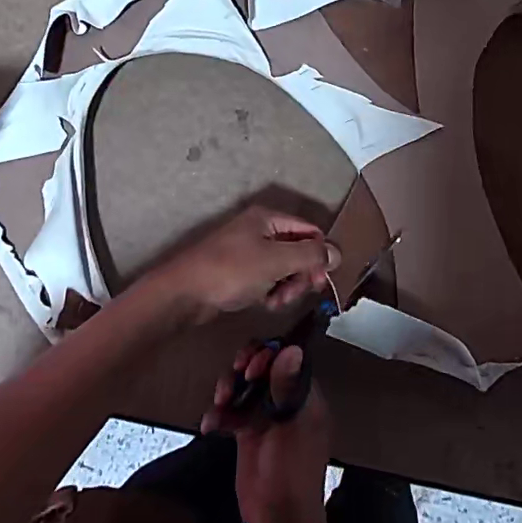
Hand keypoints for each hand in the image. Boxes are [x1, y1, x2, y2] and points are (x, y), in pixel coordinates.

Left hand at [140, 206, 340, 326]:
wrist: (184, 293)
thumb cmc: (230, 271)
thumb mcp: (275, 261)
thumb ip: (309, 255)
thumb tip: (337, 253)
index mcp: (268, 219)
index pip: (310, 231)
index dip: (320, 254)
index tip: (321, 280)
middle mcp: (259, 230)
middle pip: (298, 250)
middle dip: (302, 274)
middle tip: (297, 293)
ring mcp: (248, 252)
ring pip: (284, 268)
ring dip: (287, 286)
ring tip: (276, 300)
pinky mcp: (240, 272)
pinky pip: (267, 279)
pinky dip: (271, 291)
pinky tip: (265, 303)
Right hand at [202, 343, 331, 522]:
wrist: (278, 520)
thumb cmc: (292, 474)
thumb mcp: (290, 426)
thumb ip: (287, 388)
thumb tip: (292, 350)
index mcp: (306, 398)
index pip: (289, 360)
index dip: (269, 356)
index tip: (253, 366)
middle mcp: (287, 402)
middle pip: (263, 368)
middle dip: (245, 367)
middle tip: (236, 374)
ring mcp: (266, 417)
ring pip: (244, 387)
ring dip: (228, 389)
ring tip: (220, 402)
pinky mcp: (247, 433)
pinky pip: (230, 412)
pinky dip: (219, 415)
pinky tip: (211, 426)